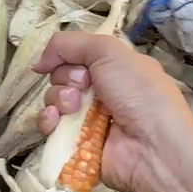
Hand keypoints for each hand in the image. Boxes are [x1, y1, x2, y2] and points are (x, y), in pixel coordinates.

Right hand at [34, 32, 192, 191]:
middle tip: (83, 89)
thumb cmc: (138, 92)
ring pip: (54, 100)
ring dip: (58, 99)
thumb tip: (39, 64)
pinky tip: (56, 122)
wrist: (153, 146)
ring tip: (74, 109)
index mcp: (114, 68)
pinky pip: (50, 127)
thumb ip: (69, 44)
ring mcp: (89, 119)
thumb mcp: (108, 51)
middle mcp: (102, 91)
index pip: (76, 55)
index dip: (68, 57)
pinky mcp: (77, 143)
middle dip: (65, 79)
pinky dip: (48, 121)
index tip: (78, 66)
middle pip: (62, 76)